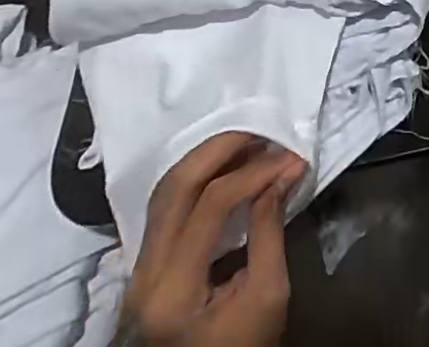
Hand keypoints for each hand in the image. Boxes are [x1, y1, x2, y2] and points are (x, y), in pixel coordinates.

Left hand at [117, 132, 307, 346]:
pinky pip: (166, 204)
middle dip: (222, 148)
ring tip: (249, 142)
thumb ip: (270, 230)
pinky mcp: (145, 263)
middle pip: (176, 185)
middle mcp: (144, 271)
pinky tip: (226, 167)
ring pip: (165, 189)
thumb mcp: (267, 297)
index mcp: (172, 289)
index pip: (210, 204)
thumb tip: (283, 172)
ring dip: (208, 157)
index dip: (253, 173)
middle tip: (263, 132)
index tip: (291, 159)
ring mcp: (138, 267)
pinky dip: (197, 176)